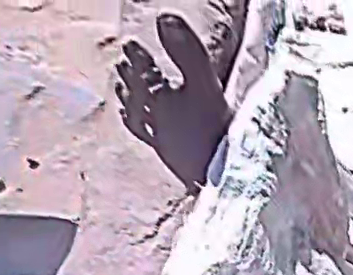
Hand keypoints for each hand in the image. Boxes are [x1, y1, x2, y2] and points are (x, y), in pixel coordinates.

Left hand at [114, 13, 231, 188]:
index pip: (140, 67)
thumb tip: (166, 16)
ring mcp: (161, 142)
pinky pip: (150, 141)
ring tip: (130, 96)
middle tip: (127, 67)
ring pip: (137, 116)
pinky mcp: (172, 162)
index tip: (133, 47)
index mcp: (156, 96)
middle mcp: (152, 118)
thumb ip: (187, 52)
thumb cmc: (215, 134)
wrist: (225, 181)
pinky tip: (150, 131)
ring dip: (132, 103)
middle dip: (130, 78)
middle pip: (135, 92)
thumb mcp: (206, 88)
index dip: (136, 55)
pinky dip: (144, 129)